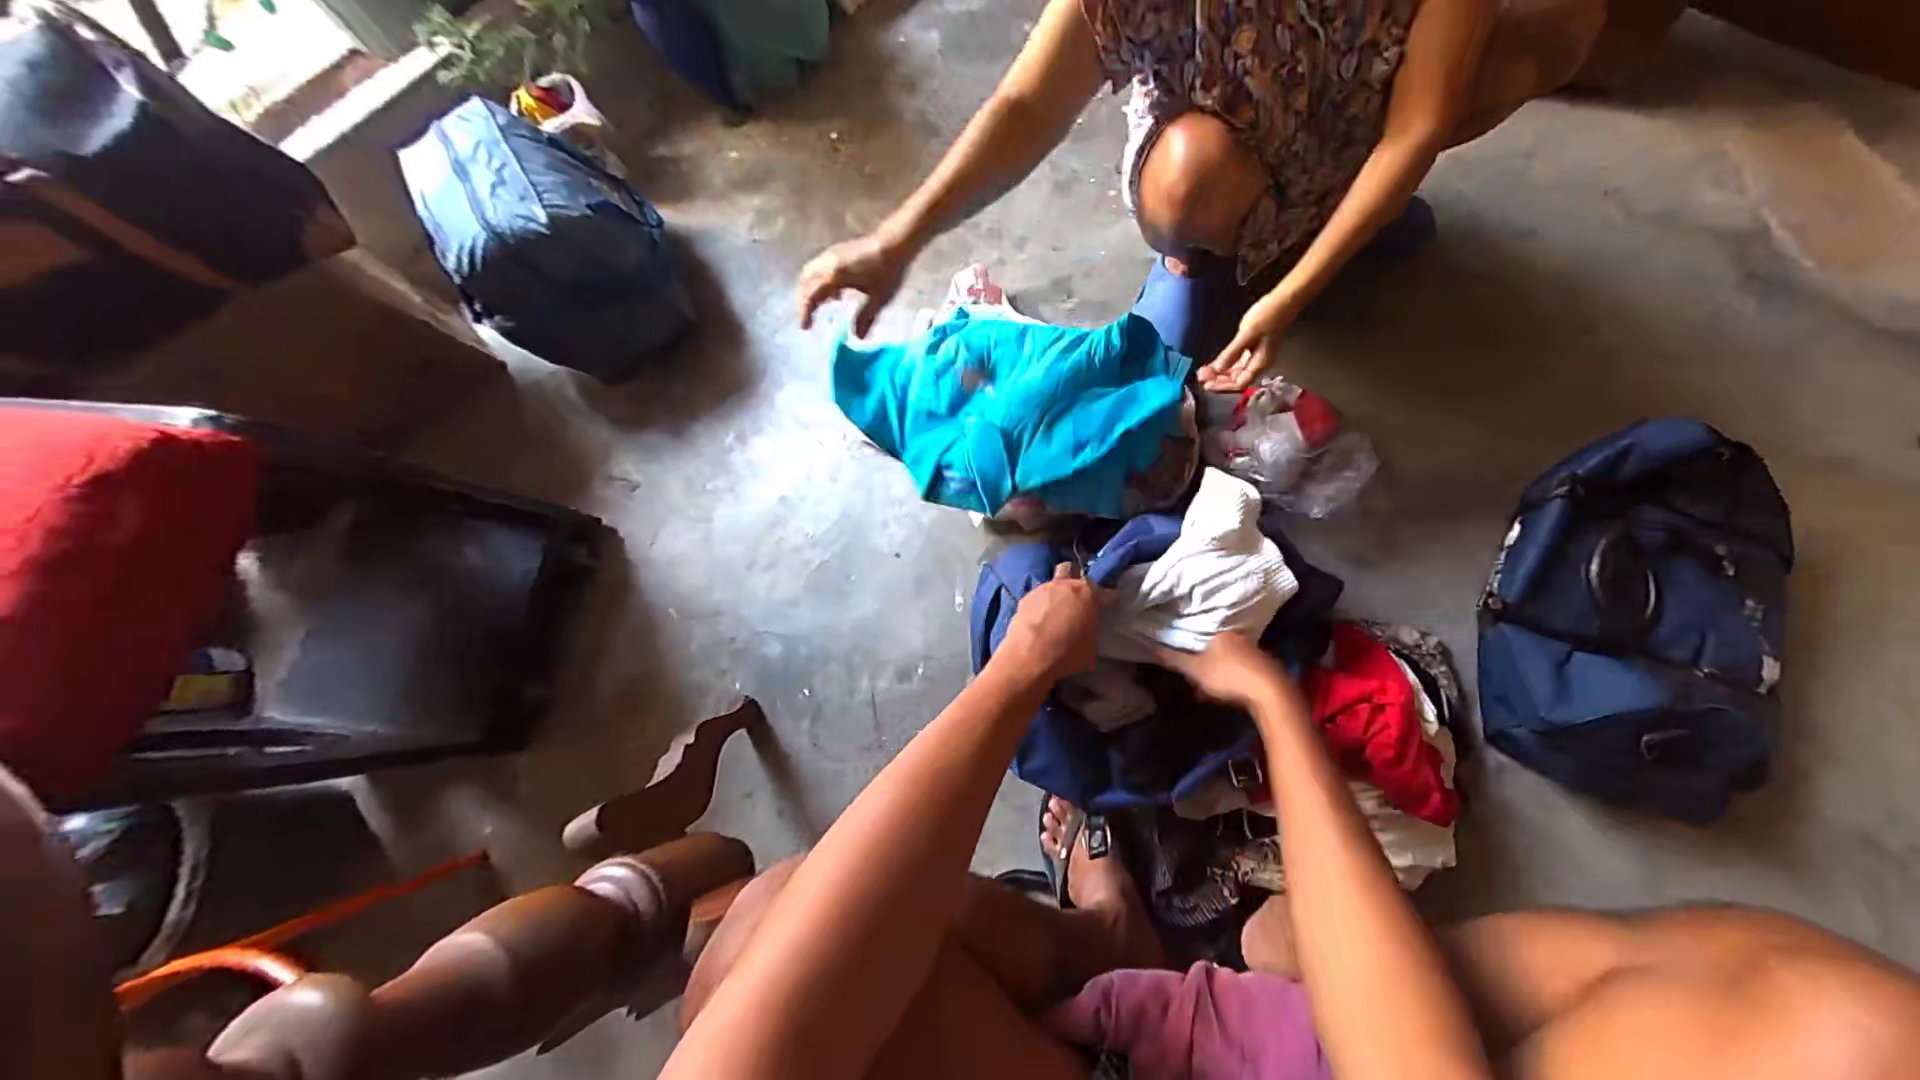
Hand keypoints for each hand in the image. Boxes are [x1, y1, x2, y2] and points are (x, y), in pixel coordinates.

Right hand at [796, 230, 913, 336]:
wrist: (896, 242)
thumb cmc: (888, 270)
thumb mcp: (879, 298)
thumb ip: (866, 318)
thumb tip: (858, 337)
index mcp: (834, 276)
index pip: (812, 296)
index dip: (806, 313)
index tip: (805, 328)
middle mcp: (828, 263)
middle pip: (805, 282)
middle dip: (803, 300)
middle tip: (808, 318)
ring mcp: (832, 255)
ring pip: (811, 273)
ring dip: (811, 289)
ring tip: (820, 308)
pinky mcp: (838, 252)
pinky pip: (820, 268)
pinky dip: (820, 282)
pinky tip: (836, 296)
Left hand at [998, 564, 1105, 684]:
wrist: (1029, 656)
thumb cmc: (1068, 654)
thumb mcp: (1091, 647)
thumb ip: (1092, 629)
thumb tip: (1088, 629)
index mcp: (1087, 594)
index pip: (1105, 592)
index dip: (1106, 600)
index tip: (1106, 607)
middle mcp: (1064, 585)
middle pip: (1070, 570)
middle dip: (1073, 582)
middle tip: (1076, 600)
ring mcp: (1042, 589)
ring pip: (1051, 584)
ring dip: (1054, 594)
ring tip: (1054, 612)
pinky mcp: (1024, 599)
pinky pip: (1036, 597)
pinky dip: (1039, 605)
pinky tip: (1038, 619)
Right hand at [1154, 633, 1297, 709]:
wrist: (1269, 693)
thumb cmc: (1227, 677)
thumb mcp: (1195, 670)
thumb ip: (1175, 660)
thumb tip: (1153, 648)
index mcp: (1222, 635)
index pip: (1202, 641)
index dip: (1194, 657)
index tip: (1191, 673)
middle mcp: (1241, 639)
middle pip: (1217, 653)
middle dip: (1207, 670)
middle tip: (1200, 686)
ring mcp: (1257, 654)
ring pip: (1231, 665)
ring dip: (1220, 679)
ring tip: (1213, 696)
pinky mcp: (1269, 670)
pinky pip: (1245, 674)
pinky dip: (1235, 684)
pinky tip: (1231, 698)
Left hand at [1195, 292, 1297, 391]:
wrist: (1283, 300)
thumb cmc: (1268, 316)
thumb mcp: (1247, 334)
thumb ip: (1232, 352)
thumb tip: (1217, 370)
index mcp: (1260, 363)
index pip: (1239, 384)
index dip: (1222, 386)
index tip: (1206, 384)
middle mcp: (1257, 363)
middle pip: (1236, 380)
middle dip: (1218, 380)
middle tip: (1200, 377)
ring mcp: (1254, 356)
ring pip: (1235, 371)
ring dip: (1219, 373)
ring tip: (1203, 372)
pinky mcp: (1251, 348)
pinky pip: (1236, 362)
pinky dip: (1224, 364)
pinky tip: (1212, 364)